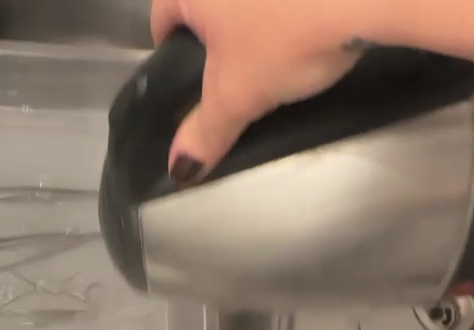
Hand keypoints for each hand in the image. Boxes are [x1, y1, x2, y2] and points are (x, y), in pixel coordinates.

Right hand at [149, 0, 378, 179]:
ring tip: (277, 44)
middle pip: (208, 1)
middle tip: (231, 67)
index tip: (184, 73)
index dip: (169, 49)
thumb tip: (179, 170)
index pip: (163, 15)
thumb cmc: (288, 36)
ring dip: (256, 11)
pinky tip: (310, 17)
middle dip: (216, 30)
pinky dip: (293, 2)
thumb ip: (204, 134)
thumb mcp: (238, 97)